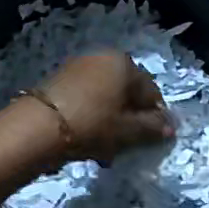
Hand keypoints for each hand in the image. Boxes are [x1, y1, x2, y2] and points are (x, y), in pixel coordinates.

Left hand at [34, 52, 172, 162]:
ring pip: (106, 98)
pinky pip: (87, 99)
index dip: (155, 118)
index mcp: (125, 64)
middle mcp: (103, 58)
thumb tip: (170, 128)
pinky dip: (93, 117)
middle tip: (127, 146)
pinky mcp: (59, 79)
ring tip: (105, 149)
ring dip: (111, 122)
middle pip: (127, 93)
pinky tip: (88, 139)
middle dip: (130, 120)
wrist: (38, 127)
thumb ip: (152, 128)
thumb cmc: (92, 125)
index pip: (151, 92)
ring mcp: (79, 66)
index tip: (152, 140)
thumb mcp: (127, 131)